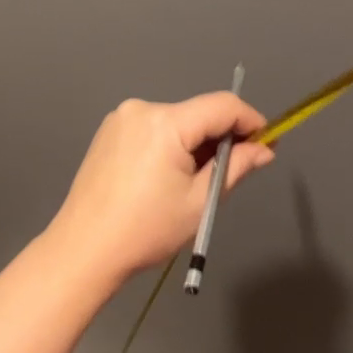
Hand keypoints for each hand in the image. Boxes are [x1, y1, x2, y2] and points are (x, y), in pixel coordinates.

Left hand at [45, 92, 274, 280]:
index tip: (268, 143)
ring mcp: (120, 119)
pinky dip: (169, 145)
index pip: (222, 105)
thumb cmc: (147, 229)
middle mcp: (141, 109)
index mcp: (165, 122)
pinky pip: (152, 130)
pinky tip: (164, 179)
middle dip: (220, 138)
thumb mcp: (201, 202)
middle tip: (232, 174)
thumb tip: (264, 149)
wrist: (85, 247)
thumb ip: (235, 167)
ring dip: (193, 144)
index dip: (251, 120)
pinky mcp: (108, 133)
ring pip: (175, 122)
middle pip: (197, 113)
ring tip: (193, 184)